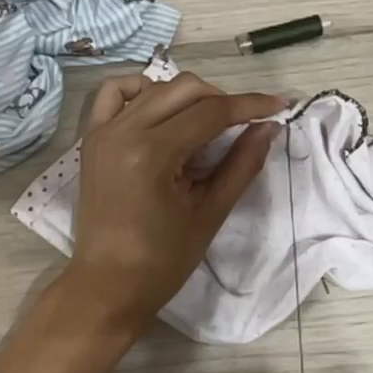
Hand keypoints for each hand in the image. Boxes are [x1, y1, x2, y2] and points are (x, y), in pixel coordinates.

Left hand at [63, 72, 283, 330]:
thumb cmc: (162, 261)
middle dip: (222, 100)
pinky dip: (141, 90)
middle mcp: (125, 130)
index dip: (250, 105)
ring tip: (208, 124)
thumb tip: (269, 127)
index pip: (211, 112)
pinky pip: (115, 92)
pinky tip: (162, 109)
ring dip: (188, 97)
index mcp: (153, 153)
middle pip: (185, 89)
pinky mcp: (92, 137)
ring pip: (156, 87)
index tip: (280, 105)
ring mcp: (103, 130)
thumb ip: (241, 165)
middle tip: (244, 125)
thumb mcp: (210, 214)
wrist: (107, 286)